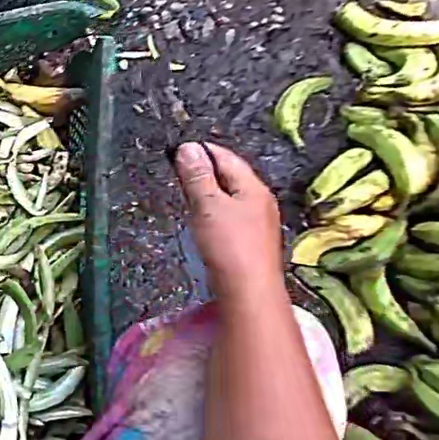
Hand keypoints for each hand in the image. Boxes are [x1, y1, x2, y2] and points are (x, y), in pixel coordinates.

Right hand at [174, 142, 283, 291]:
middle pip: (231, 176)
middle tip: (178, 166)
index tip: (178, 148)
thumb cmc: (229, 245)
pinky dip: (214, 207)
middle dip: (206, 168)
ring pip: (231, 195)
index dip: (203, 150)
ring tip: (186, 188)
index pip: (227, 158)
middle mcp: (260, 201)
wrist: (249, 291)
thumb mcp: (208, 206)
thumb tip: (187, 148)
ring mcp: (257, 221)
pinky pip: (230, 212)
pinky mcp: (250, 239)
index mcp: (253, 188)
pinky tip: (202, 215)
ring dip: (209, 188)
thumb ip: (198, 177)